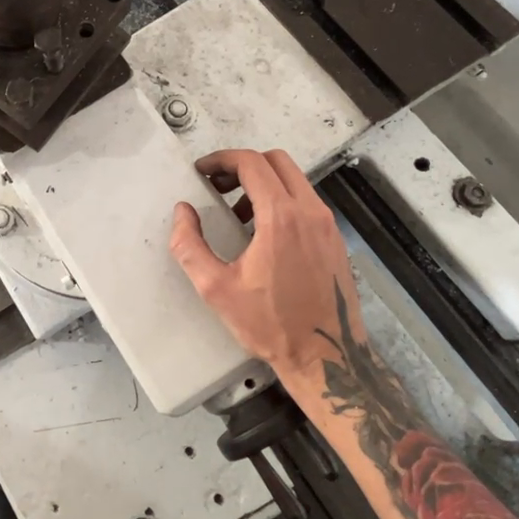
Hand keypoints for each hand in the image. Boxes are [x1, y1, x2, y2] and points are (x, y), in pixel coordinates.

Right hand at [169, 149, 362, 382]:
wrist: (327, 359)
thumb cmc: (270, 325)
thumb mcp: (215, 288)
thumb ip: (189, 245)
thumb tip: (183, 212)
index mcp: (280, 218)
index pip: (252, 163)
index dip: (222, 160)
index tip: (203, 172)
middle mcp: (310, 213)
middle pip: (276, 161)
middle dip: (243, 166)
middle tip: (219, 187)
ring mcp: (328, 226)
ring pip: (295, 180)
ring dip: (263, 183)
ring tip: (238, 213)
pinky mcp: (336, 240)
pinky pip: (307, 202)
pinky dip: (282, 201)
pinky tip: (264, 234)